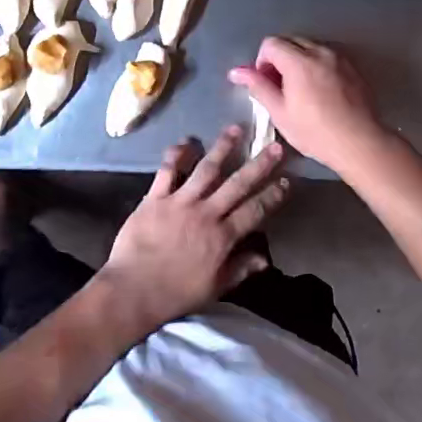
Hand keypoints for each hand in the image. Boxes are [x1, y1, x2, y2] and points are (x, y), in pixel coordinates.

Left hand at [92, 126, 288, 334]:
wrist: (133, 290)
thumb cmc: (176, 293)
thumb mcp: (214, 288)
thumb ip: (240, 269)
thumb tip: (265, 258)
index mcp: (222, 237)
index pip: (255, 210)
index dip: (273, 195)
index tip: (287, 180)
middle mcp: (205, 213)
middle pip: (237, 183)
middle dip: (259, 164)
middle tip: (275, 145)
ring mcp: (179, 202)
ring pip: (206, 169)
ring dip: (223, 147)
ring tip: (235, 129)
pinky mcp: (155, 198)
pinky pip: (168, 171)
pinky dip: (177, 154)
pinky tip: (186, 141)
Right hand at [229, 36, 389, 174]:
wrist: (359, 142)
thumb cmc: (314, 131)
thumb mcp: (279, 112)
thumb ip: (258, 86)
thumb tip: (236, 72)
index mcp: (299, 61)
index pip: (270, 43)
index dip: (262, 61)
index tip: (266, 83)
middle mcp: (320, 51)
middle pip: (291, 41)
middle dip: (280, 58)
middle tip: (280, 86)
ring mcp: (340, 58)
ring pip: (311, 47)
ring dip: (299, 60)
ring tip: (301, 89)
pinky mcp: (353, 67)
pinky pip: (328, 57)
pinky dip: (318, 65)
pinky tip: (321, 91)